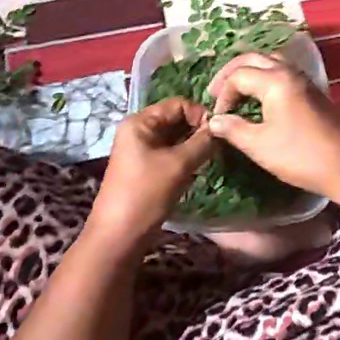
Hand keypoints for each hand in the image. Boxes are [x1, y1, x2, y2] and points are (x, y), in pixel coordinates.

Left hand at [87, 98, 215, 248]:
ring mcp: (140, 150)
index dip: (199, 114)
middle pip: (175, 119)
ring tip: (211, 158)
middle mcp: (138, 131)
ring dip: (193, 145)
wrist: (119, 236)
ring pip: (174, 138)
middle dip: (198, 130)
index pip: (177, 104)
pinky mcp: (145, 168)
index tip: (218, 133)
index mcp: (140, 122)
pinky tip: (198, 170)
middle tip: (219, 147)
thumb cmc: (146, 194)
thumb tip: (221, 128)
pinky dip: (185, 158)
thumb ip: (202, 142)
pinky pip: (170, 154)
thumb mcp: (178, 165)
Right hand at [205, 53, 339, 202]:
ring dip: (249, 73)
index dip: (223, 94)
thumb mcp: (259, 145)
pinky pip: (281, 74)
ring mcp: (303, 81)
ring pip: (270, 63)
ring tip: (236, 93)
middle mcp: (289, 72)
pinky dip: (264, 79)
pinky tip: (259, 100)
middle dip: (231, 73)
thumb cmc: (301, 155)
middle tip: (216, 92)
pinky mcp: (312, 92)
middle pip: (253, 59)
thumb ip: (233, 129)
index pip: (238, 75)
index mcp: (274, 80)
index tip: (218, 118)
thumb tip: (215, 121)